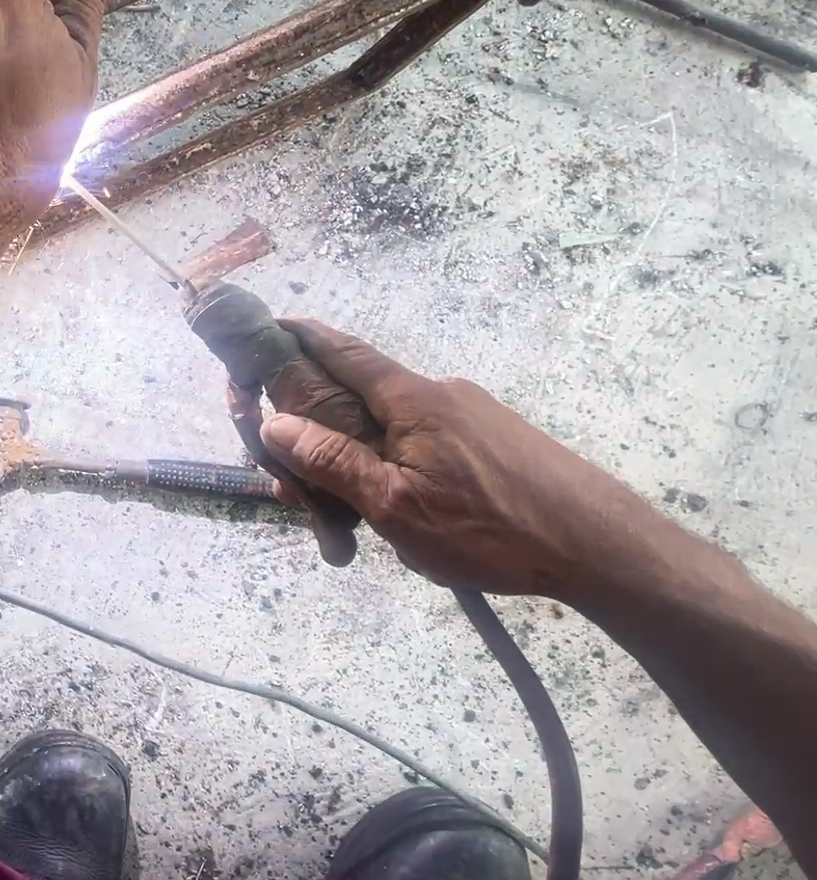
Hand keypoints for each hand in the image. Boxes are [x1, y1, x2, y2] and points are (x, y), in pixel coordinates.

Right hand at [257, 319, 663, 598]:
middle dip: (311, 432)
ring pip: (383, 428)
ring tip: (345, 519)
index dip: (301, 336)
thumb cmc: (493, 529)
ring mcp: (469, 416)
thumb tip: (273, 424)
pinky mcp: (489, 441)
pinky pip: (415, 443)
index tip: (267, 324)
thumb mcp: (394, 505)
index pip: (344, 353)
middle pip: (354, 400)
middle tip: (292, 486)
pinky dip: (384, 467)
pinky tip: (392, 511)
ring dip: (349, 460)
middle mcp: (440, 395)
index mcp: (412, 401)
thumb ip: (332, 462)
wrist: (612, 555)